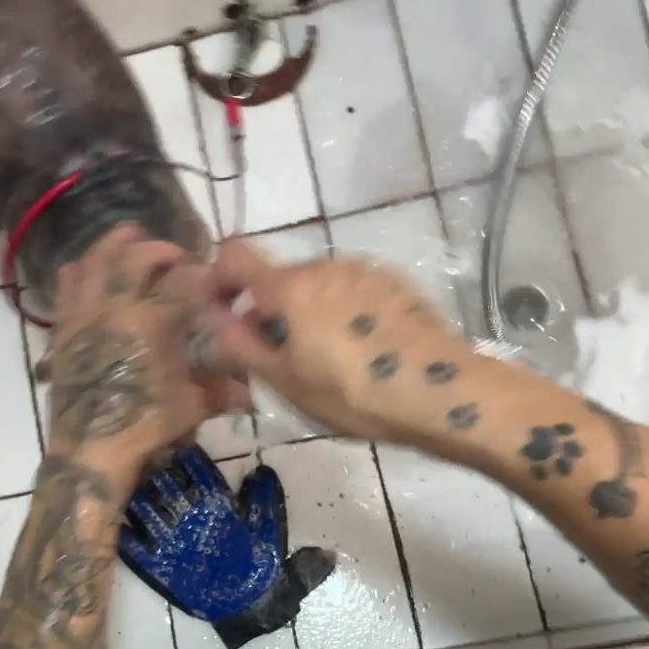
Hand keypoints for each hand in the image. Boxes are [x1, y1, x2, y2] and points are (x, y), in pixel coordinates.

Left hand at [44, 227, 250, 472]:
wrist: (90, 451)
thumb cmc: (145, 428)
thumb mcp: (190, 408)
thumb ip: (219, 391)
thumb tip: (250, 392)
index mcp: (153, 322)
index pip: (181, 280)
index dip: (197, 271)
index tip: (207, 272)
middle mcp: (116, 309)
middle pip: (135, 259)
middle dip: (158, 249)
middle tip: (173, 254)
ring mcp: (85, 317)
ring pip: (96, 265)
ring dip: (113, 245)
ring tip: (127, 235)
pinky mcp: (63, 333)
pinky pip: (66, 292)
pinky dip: (76, 274)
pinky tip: (81, 267)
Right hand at [193, 241, 478, 444]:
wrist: (439, 393)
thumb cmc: (351, 392)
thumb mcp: (285, 380)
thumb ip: (238, 343)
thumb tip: (209, 316)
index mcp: (289, 287)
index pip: (234, 255)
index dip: (217, 279)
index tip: (221, 316)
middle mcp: (324, 265)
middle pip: (278, 280)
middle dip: (268, 314)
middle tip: (279, 363)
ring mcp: (364, 271)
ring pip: (315, 288)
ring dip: (306, 316)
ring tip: (325, 364)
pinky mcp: (395, 284)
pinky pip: (350, 293)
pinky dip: (340, 315)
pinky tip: (360, 354)